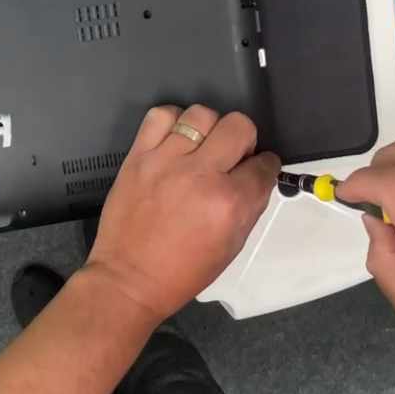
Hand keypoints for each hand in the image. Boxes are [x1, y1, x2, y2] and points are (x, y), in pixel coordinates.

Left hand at [82, 105, 280, 323]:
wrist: (130, 278)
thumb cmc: (183, 270)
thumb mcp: (232, 245)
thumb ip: (250, 205)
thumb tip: (256, 176)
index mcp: (230, 202)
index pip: (264, 164)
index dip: (264, 166)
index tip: (256, 170)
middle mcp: (201, 175)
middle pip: (238, 125)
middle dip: (243, 139)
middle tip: (230, 156)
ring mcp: (166, 161)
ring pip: (201, 114)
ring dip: (208, 128)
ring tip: (200, 147)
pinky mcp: (138, 156)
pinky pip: (160, 116)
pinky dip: (171, 122)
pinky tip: (174, 141)